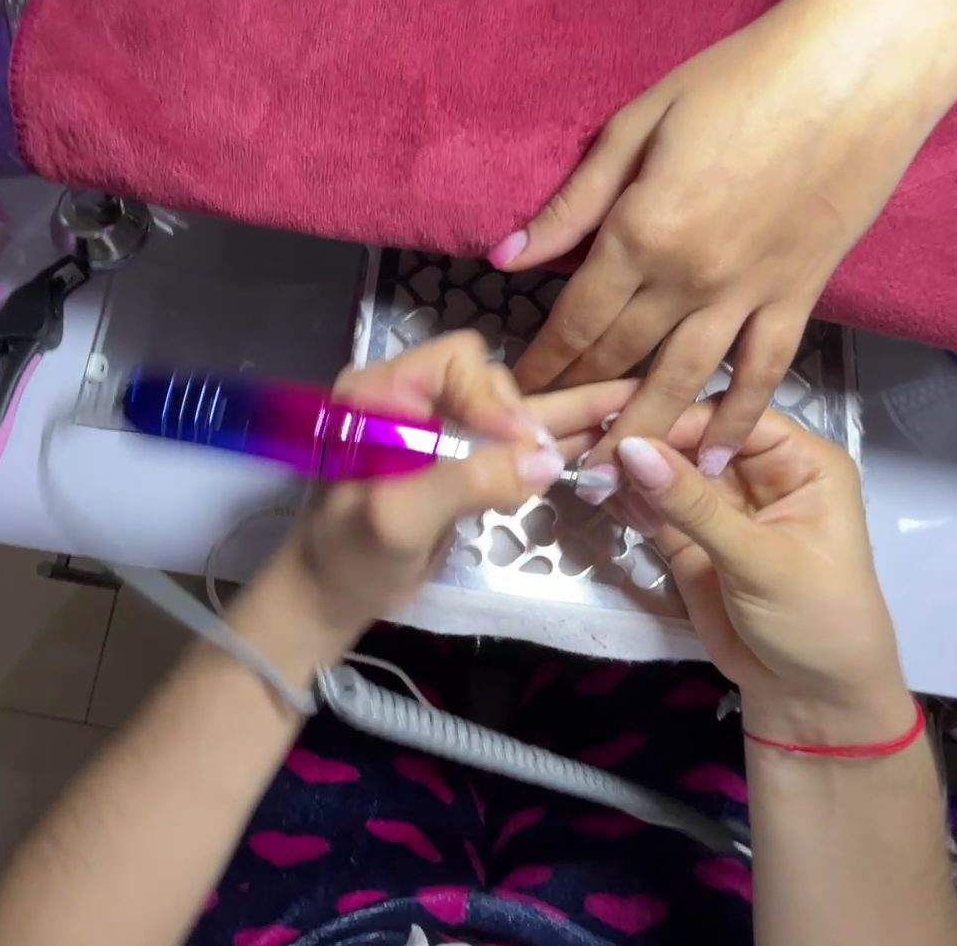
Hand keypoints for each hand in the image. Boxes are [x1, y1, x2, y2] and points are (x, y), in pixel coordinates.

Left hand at [236, 332, 638, 664]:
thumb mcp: (400, 518)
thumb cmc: (348, 555)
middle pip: (486, 381)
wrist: (332, 594)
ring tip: (624, 404)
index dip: (491, 397)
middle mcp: (409, 400)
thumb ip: (468, 482)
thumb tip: (545, 460)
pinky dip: (547, 439)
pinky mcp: (456, 460)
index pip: (454, 362)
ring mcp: (436, 429)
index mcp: (380, 394)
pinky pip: (507, 441)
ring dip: (556, 415)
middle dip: (518, 416)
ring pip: (505, 409)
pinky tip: (600, 430)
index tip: (514, 445)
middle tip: (540, 461)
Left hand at [497, 0, 945, 477]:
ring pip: (680, 380)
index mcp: (639, 235)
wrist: (865, 60)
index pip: (574, 320)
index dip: (542, 363)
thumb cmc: (741, 80)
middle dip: (576, 400)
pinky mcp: (801, 296)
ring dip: (639, 429)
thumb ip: (571, 203)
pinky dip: (739, 418)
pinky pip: (764, 371)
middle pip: (616, 357)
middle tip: (549, 437)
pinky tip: (716, 458)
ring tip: (606, 472)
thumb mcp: (637, 126)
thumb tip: (506, 255)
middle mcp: (687, 279)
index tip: (518, 396)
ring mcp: (748, 294)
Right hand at [608, 405, 912, 745]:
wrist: (809, 699)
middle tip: (596, 454)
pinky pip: (651, 504)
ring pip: (665, 469)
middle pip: (691, 437)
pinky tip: (604, 498)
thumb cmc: (817, 621)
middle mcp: (757, 471)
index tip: (623, 428)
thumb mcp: (760, 560)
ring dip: (630, 473)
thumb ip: (692, 503)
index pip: (730, 417)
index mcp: (799, 462)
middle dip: (646, 444)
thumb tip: (631, 448)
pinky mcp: (688, 534)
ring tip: (593, 478)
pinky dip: (627, 500)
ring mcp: (719, 503)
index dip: (679, 417)